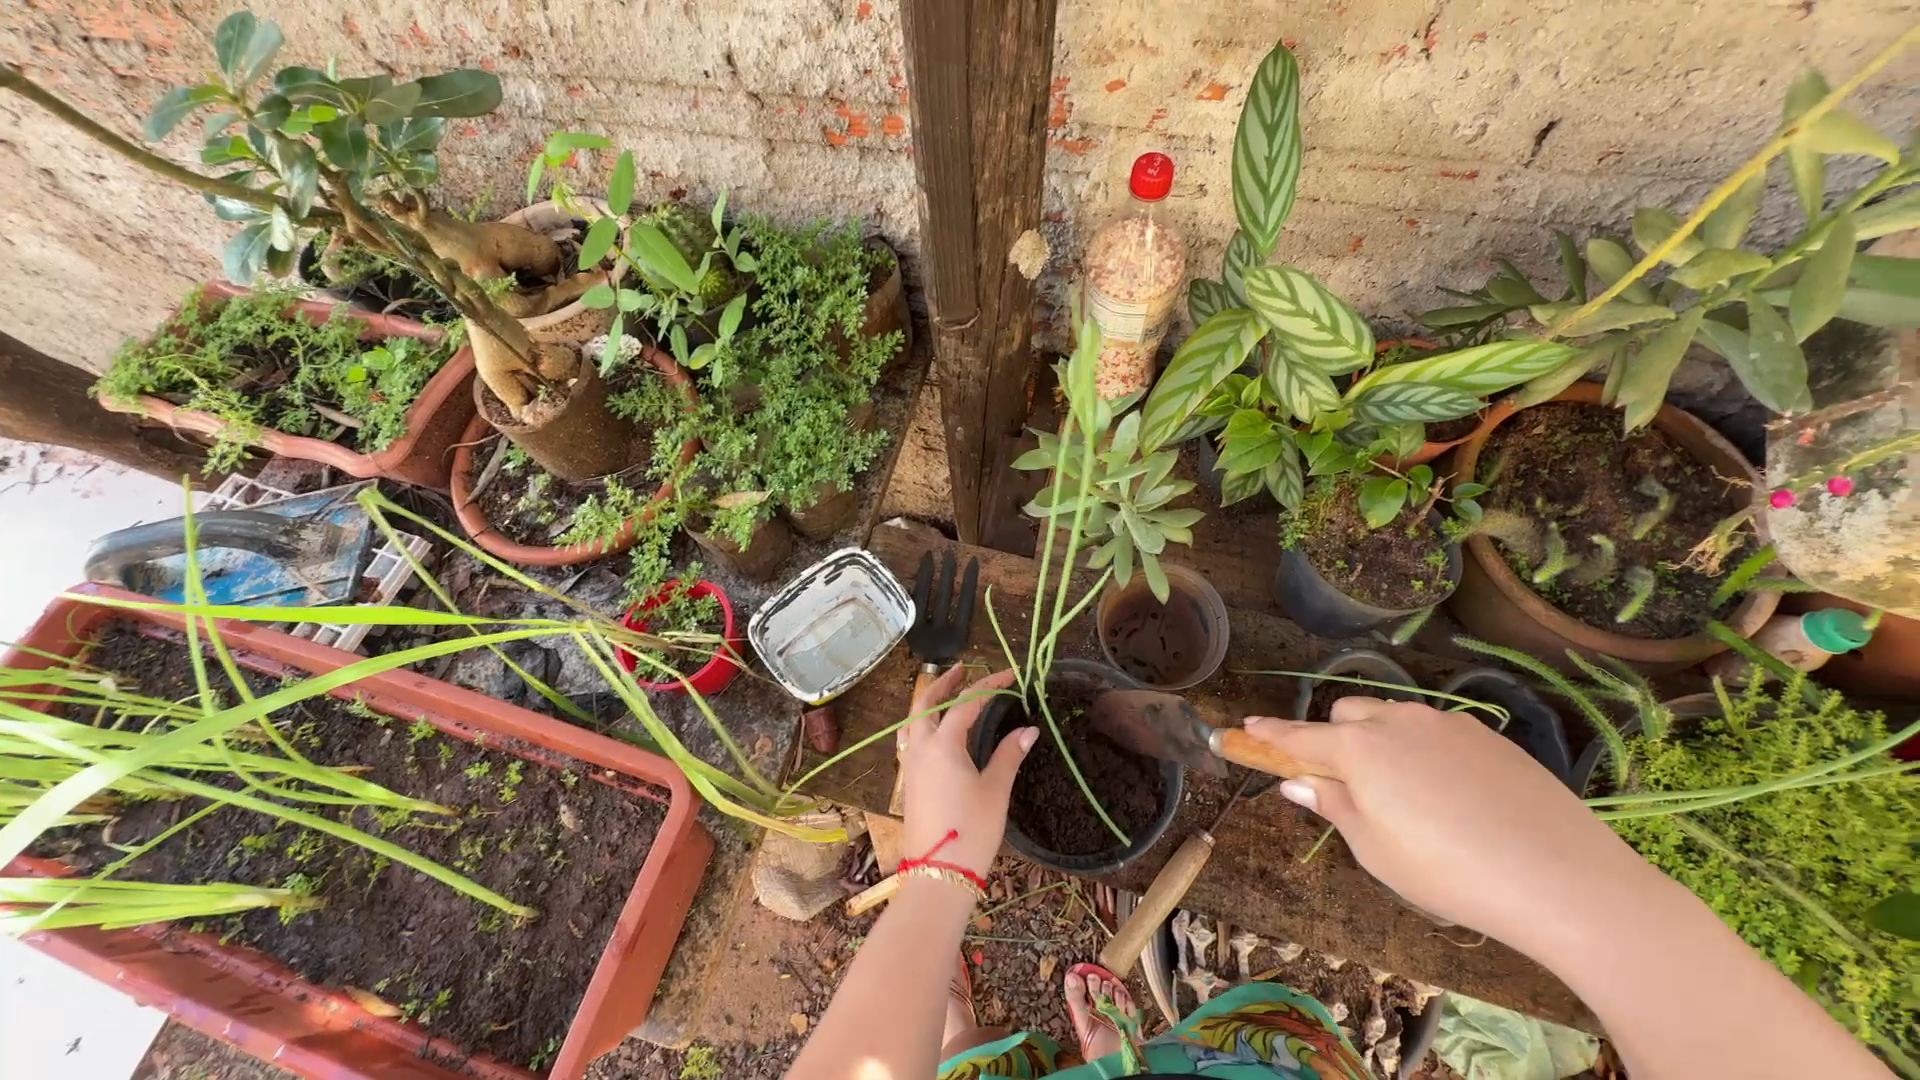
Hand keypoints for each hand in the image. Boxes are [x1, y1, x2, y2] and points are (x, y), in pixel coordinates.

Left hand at [900, 665, 1034, 879]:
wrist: (938, 875)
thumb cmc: (972, 830)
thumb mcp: (996, 791)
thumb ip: (1008, 755)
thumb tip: (1027, 730)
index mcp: (943, 745)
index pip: (966, 703)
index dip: (988, 686)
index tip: (1010, 676)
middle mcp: (921, 749)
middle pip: (926, 703)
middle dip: (944, 683)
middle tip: (962, 669)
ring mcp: (911, 766)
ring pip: (913, 721)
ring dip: (928, 701)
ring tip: (945, 693)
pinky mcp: (910, 782)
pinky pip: (909, 740)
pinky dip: (920, 724)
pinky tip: (932, 731)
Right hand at [1242, 697, 1655, 949]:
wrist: (1562, 878)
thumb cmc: (1446, 871)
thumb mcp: (1374, 849)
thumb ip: (1332, 805)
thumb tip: (1297, 782)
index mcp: (1359, 747)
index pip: (1298, 736)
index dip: (1269, 734)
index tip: (1245, 727)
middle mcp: (1397, 720)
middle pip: (1347, 715)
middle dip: (1334, 739)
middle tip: (1347, 784)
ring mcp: (1447, 723)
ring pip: (1394, 717)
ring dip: (1380, 741)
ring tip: (1404, 793)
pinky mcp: (1489, 736)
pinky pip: (1436, 731)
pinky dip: (1424, 750)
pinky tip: (1452, 796)